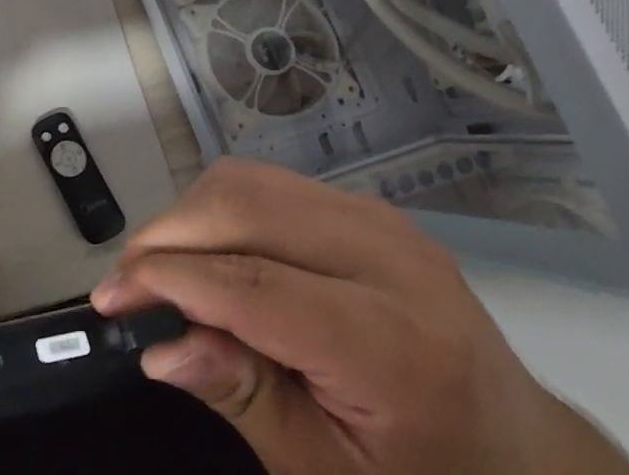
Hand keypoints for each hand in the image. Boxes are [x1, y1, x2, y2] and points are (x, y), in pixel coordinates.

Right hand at [92, 158, 628, 474]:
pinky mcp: (370, 210)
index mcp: (395, 348)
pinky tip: (209, 255)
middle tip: (126, 286)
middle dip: (166, 237)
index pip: (254, 285)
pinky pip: (270, 184)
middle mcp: (394, 263)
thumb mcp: (324, 471)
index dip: (168, 281)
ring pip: (249, 182)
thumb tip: (158, 348)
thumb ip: (241, 397)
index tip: (110, 299)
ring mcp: (385, 224)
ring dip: (188, 217)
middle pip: (245, 209)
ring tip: (163, 272)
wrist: (518, 452)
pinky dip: (220, 209)